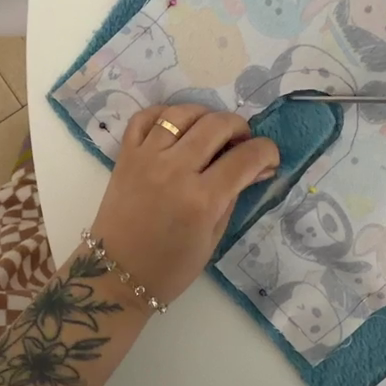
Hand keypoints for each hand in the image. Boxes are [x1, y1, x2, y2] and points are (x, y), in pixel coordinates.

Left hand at [89, 104, 280, 309]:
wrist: (117, 272)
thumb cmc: (171, 266)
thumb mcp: (213, 237)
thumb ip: (235, 195)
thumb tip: (259, 168)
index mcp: (201, 199)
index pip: (245, 158)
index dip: (266, 151)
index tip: (269, 156)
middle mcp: (174, 170)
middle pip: (217, 125)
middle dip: (240, 127)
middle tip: (242, 142)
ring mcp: (146, 157)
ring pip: (182, 113)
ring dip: (205, 115)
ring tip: (211, 131)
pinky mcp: (125, 154)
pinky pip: (145, 117)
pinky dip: (165, 114)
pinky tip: (177, 126)